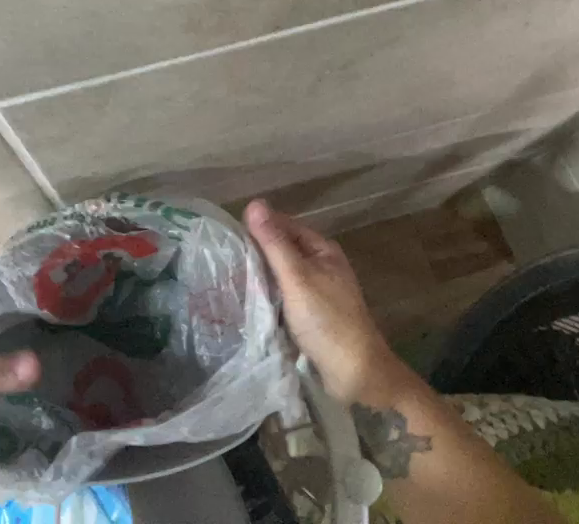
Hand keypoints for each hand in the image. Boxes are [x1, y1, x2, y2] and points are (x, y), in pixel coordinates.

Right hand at [244, 199, 404, 402]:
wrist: (356, 374)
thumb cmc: (328, 320)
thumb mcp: (297, 277)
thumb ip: (274, 243)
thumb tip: (254, 203)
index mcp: (322, 250)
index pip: (283, 226)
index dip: (257, 228)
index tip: (226, 237)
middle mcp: (320, 266)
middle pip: (281, 251)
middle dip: (255, 255)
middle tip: (222, 262)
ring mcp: (316, 292)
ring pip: (280, 276)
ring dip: (259, 278)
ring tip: (227, 282)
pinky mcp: (310, 316)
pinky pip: (282, 298)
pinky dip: (267, 299)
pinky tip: (247, 304)